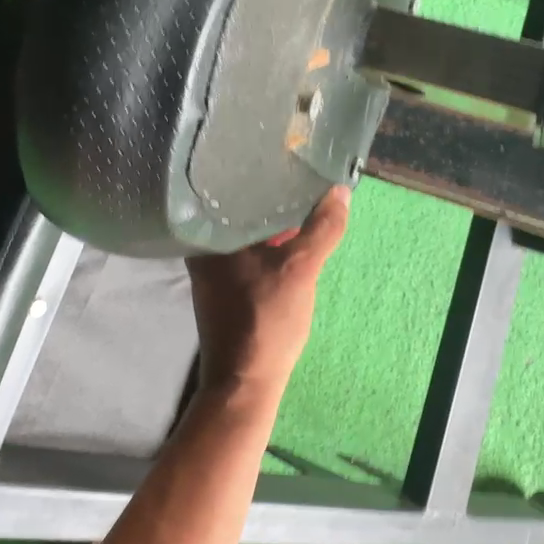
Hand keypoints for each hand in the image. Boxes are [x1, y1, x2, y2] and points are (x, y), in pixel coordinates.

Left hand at [186, 185, 350, 398]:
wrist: (244, 385)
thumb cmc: (264, 320)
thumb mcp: (301, 269)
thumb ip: (321, 229)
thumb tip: (340, 191)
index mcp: (207, 236)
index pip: (232, 188)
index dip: (261, 172)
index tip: (287, 158)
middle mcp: (203, 249)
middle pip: (241, 210)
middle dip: (271, 196)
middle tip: (302, 175)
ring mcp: (214, 270)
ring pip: (248, 232)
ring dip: (273, 222)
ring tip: (303, 202)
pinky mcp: (226, 288)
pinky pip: (251, 252)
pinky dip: (270, 244)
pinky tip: (292, 239)